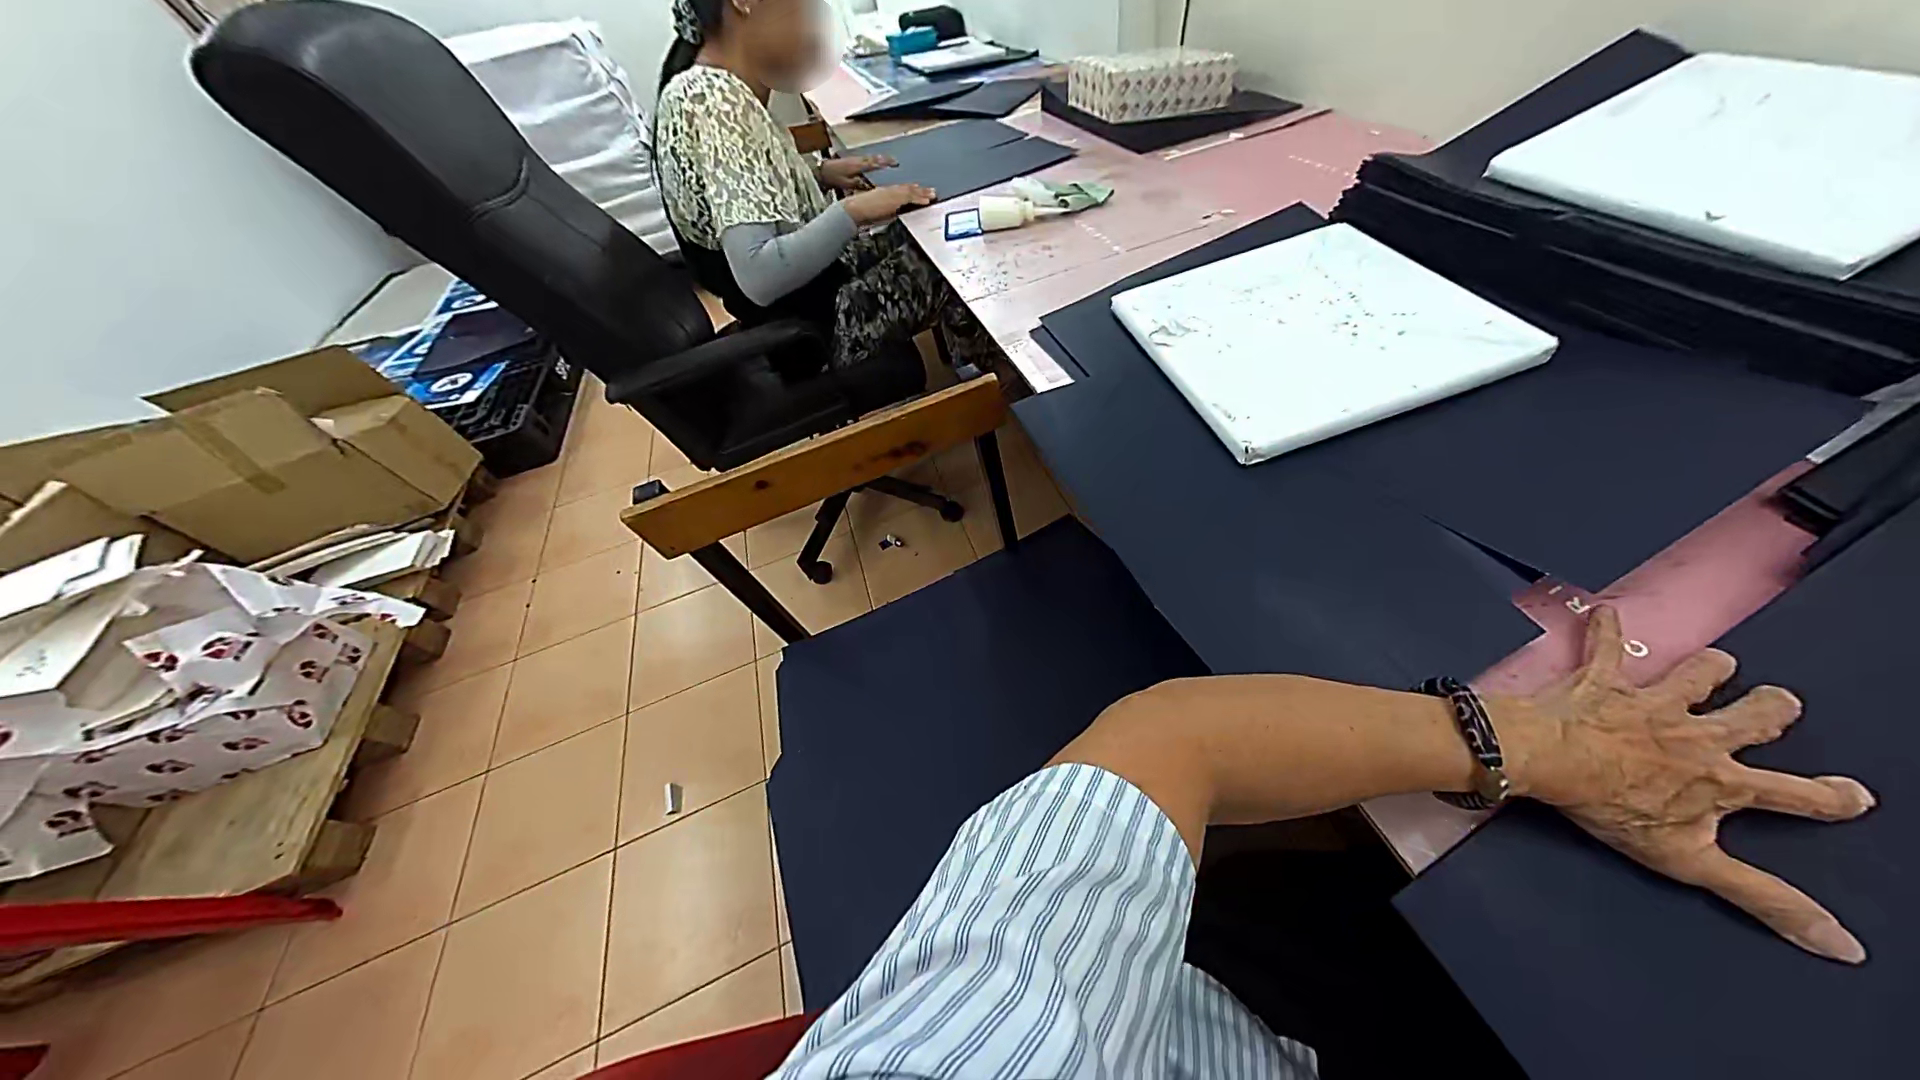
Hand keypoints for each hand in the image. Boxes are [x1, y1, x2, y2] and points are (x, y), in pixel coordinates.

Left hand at [818, 154, 896, 191]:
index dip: (885, 163)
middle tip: (895, 161)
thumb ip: (860, 184)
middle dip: (886, 159)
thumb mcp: (847, 183)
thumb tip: (871, 186)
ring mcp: (856, 159)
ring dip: (880, 158)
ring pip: (871, 157)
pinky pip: (866, 159)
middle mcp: (858, 160)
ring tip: (889, 160)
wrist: (823, 170)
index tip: (894, 163)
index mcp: (859, 165)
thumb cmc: (834, 177)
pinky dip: (873, 160)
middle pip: (875, 158)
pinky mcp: (853, 160)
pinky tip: (876, 162)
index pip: (875, 163)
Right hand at [842, 183, 936, 225]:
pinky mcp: (893, 198)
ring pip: (910, 191)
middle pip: (907, 189)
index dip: (911, 190)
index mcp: (883, 192)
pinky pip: (909, 197)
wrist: (853, 210)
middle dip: (920, 191)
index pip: (900, 190)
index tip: (919, 190)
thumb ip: (885, 211)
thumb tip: (893, 215)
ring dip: (923, 193)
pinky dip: (919, 198)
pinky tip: (926, 201)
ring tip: (932, 195)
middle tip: (931, 191)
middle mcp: (888, 190)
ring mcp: (891, 193)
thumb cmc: (858, 212)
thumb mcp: (874, 210)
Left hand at [1496, 606, 1874, 962]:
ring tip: (1713, 663)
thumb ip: (1763, 897)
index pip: (1798, 795)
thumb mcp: (1687, 860)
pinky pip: (1603, 645)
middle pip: (1757, 714)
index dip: (1831, 796)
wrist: (1544, 759)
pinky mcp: (1600, 680)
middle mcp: (1696, 734)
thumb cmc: (1609, 806)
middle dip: (1773, 707)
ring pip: (1696, 672)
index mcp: (1722, 780)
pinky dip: (1604, 626)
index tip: (1854, 794)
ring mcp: (1647, 701)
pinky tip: (1603, 608)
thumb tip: (1847, 948)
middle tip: (1776, 701)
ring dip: (1707, 667)